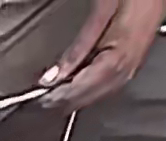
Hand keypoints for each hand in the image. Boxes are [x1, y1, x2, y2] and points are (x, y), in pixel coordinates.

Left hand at [36, 0, 165, 111]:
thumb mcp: (103, 11)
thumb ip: (79, 47)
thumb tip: (53, 77)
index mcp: (117, 60)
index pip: (77, 91)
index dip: (55, 98)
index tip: (36, 101)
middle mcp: (123, 73)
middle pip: (83, 100)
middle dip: (60, 103)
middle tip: (37, 104)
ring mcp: (128, 73)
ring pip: (91, 99)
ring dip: (69, 101)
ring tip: (49, 99)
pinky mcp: (129, 70)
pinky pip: (100, 91)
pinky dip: (82, 94)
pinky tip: (69, 91)